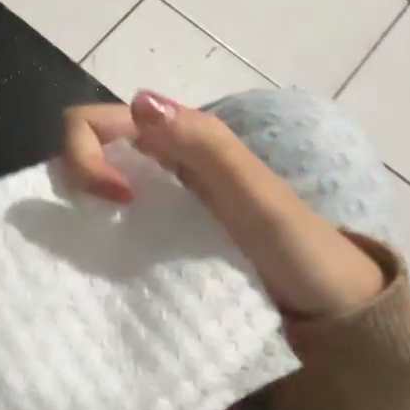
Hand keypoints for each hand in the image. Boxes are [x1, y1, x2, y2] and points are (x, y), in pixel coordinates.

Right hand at [62, 91, 384, 319]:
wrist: (331, 309)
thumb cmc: (299, 248)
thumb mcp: (258, 197)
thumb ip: (206, 146)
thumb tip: (139, 100)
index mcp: (176, 133)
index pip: (93, 121)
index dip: (86, 154)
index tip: (118, 200)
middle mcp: (157, 152)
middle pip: (85, 144)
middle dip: (77, 174)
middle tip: (106, 219)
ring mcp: (154, 188)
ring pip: (90, 176)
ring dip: (82, 200)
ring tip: (105, 238)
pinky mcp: (154, 223)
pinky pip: (105, 210)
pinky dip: (97, 223)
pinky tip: (113, 248)